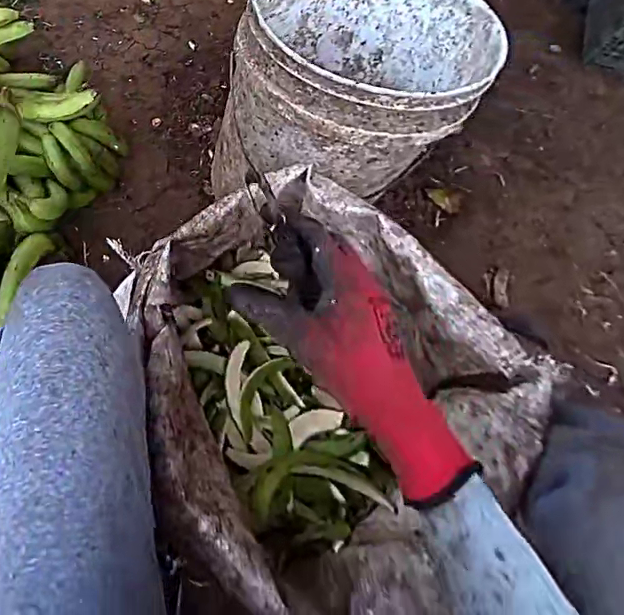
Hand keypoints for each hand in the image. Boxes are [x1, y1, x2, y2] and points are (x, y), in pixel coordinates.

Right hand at [228, 216, 477, 506]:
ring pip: (338, 266)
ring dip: (312, 264)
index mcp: (344, 275)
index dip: (294, 224)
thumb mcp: (296, 333)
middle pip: (330, 246)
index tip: (273, 220)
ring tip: (287, 278)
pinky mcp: (373, 314)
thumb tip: (230, 290)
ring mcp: (370, 296)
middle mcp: (361, 279)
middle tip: (276, 254)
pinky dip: (322, 282)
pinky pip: (344, 284)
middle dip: (302, 243)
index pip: (317, 235)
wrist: (393, 404)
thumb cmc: (345, 362)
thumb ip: (263, 307)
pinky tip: (306, 303)